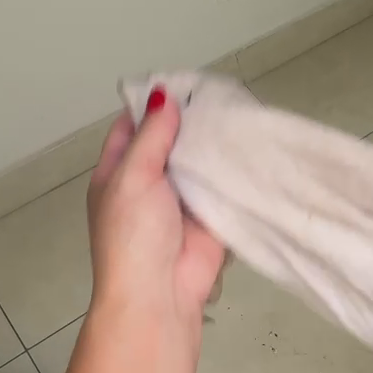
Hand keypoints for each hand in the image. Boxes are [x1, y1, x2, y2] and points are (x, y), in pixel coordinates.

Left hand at [86, 86, 225, 336]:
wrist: (162, 290)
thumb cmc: (134, 234)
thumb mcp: (133, 178)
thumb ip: (151, 137)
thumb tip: (164, 95)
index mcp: (119, 173)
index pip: (133, 128)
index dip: (153, 104)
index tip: (182, 82)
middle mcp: (151, 181)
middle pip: (172, 141)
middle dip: (192, 120)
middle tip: (222, 92)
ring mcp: (183, 198)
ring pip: (201, 160)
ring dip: (216, 142)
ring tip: (242, 111)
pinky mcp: (213, 212)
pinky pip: (224, 183)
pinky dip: (236, 167)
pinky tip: (254, 144)